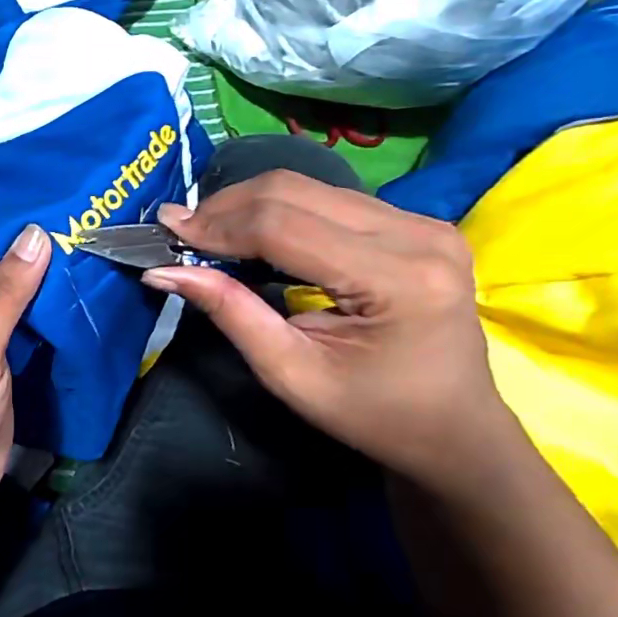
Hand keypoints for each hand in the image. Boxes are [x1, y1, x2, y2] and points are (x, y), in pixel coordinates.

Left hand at [0, 224, 49, 578]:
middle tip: (71, 207)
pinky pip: (25, 325)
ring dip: (40, 275)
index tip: (35, 188)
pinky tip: (76, 283)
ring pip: (11, 296)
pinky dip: (46, 308)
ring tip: (81, 232)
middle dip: (24, 245)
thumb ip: (3, 295)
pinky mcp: (2, 362)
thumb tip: (35, 233)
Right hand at [140, 171, 517, 488]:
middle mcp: (419, 237)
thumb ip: (230, 313)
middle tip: (182, 231)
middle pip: (292, 192)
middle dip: (226, 207)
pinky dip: (275, 206)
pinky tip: (251, 231)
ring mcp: (422, 222)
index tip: (167, 232)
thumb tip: (161, 270)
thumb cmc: (375, 416)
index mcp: (399, 282)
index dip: (218, 226)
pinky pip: (324, 195)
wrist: (457, 431)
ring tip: (209, 231)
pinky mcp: (414, 220)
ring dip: (246, 203)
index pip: (284, 227)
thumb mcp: (292, 375)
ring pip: (305, 185)